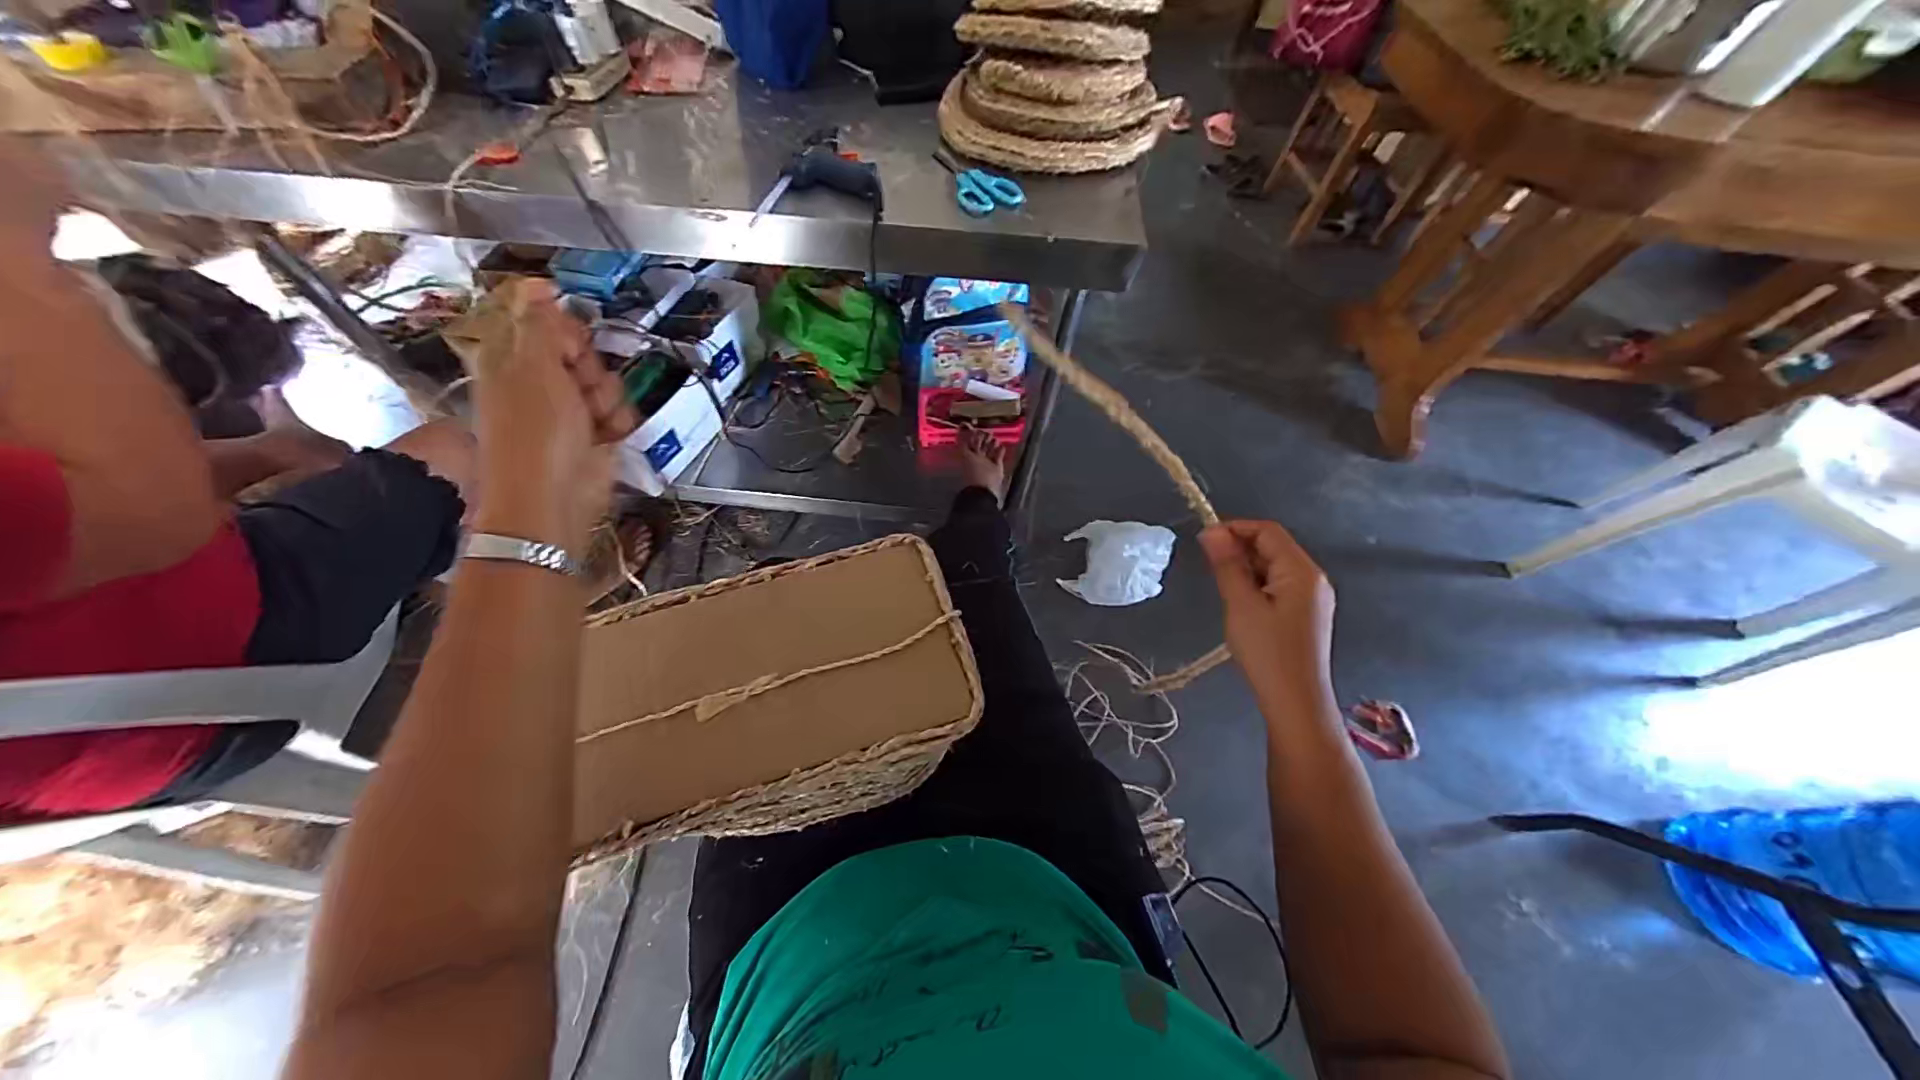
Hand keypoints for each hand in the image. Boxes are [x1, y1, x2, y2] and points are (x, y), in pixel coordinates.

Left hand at [468, 279, 636, 554]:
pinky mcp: (596, 433)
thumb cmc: (537, 433)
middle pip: (583, 352)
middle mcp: (541, 382)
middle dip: (592, 368)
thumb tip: (538, 286)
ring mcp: (570, 410)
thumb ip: (539, 324)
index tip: (573, 344)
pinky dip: (618, 423)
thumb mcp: (533, 368)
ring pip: (607, 382)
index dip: (566, 331)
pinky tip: (608, 434)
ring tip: (595, 419)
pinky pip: (619, 411)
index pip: (547, 324)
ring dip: (608, 398)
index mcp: (514, 360)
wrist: (556, 496)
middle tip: (581, 386)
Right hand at [1199, 520, 1335, 699]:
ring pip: (1274, 567)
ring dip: (1246, 568)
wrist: (1295, 701)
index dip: (1235, 528)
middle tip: (1207, 565)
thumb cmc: (1267, 651)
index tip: (1203, 540)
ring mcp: (1313, 597)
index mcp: (1301, 570)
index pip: (1268, 531)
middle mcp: (1313, 578)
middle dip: (1239, 548)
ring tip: (1220, 585)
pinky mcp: (1306, 614)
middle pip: (1273, 547)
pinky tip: (1239, 601)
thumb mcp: (1240, 604)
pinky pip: (1279, 586)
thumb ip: (1227, 565)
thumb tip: (1212, 532)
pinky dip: (1256, 585)